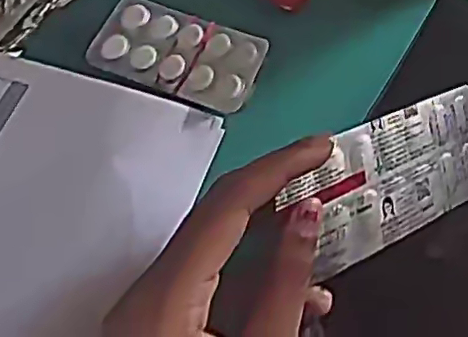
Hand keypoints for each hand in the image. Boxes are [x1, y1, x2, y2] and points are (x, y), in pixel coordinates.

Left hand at [104, 136, 334, 336]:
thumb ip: (285, 285)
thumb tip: (308, 216)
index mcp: (164, 296)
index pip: (231, 199)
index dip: (282, 164)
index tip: (322, 147)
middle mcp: (146, 294)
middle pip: (222, 213)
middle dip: (279, 189)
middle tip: (324, 171)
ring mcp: (143, 311)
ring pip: (218, 245)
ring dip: (270, 235)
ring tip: (319, 235)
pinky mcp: (150, 327)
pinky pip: (206, 277)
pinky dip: (250, 272)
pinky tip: (289, 291)